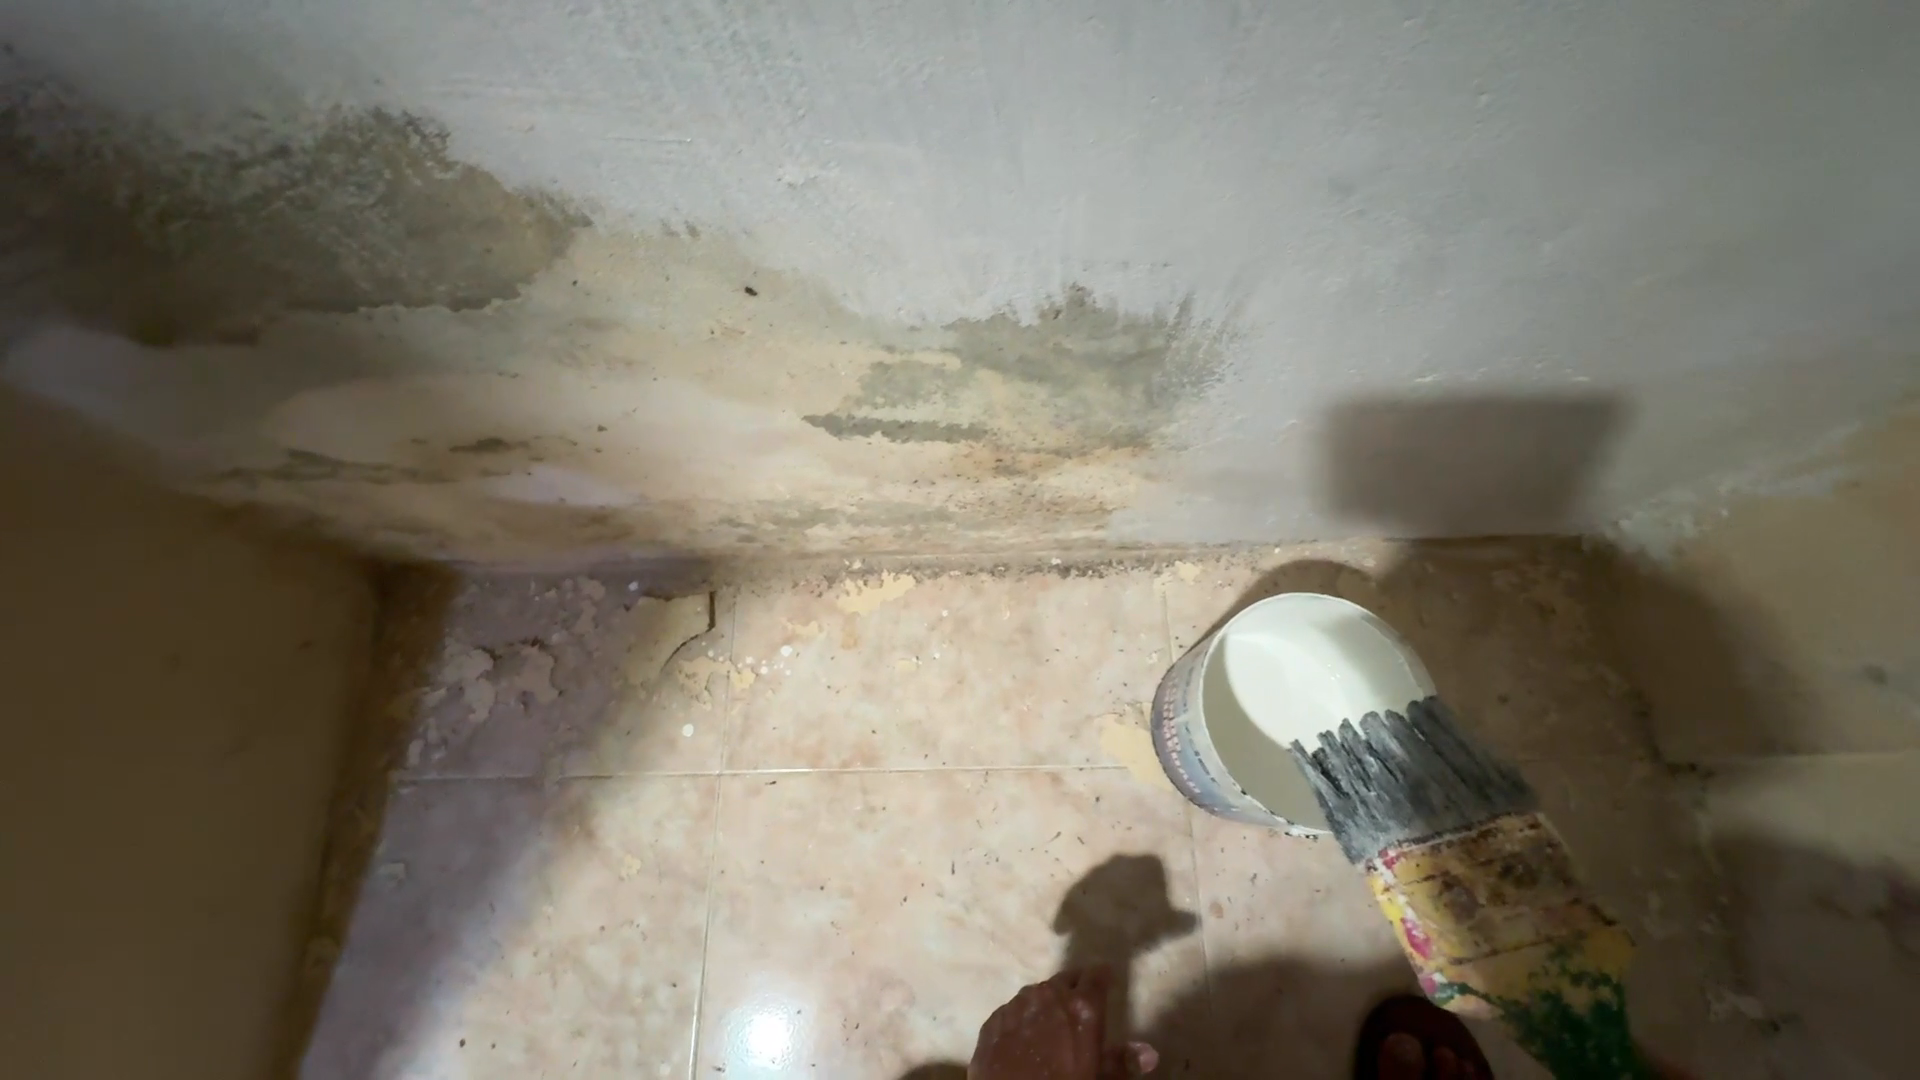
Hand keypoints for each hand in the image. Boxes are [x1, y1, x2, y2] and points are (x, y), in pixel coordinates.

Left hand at [967, 968, 1156, 1079]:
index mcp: (1081, 1007)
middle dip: (1076, 987)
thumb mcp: (1099, 1078)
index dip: (1103, 976)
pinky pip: (1014, 1010)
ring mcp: (1018, 1004)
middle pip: (1066, 980)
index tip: (1107, 977)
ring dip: (1048, 1002)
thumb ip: (1122, 1062)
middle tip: (1081, 1003)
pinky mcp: (995, 1018)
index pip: (1097, 976)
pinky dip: (1024, 1018)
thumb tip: (1150, 1052)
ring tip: (1053, 1023)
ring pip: (1038, 993)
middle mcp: (1049, 994)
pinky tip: (1026, 1038)